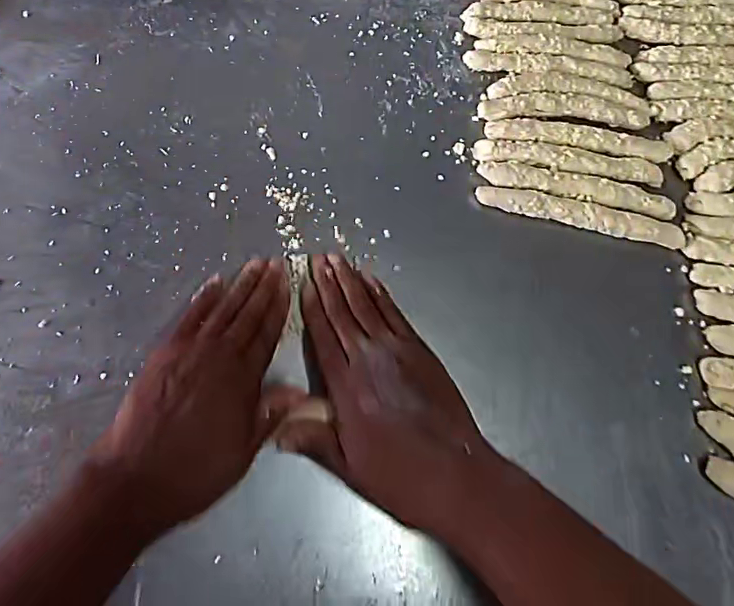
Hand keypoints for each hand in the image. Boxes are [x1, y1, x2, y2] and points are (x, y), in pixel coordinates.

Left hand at [83, 259, 304, 536]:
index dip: (278, 307)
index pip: (267, 334)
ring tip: (255, 265)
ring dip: (241, 285)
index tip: (288, 285)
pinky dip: (205, 297)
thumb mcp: (242, 452)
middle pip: (247, 314)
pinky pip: (191, 315)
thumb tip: (303, 393)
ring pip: (223, 308)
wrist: (136, 475)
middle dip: (264, 288)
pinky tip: (216, 282)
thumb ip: (271, 415)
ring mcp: (191, 349)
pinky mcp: (166, 350)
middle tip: (276, 264)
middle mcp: (220, 355)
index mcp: (243, 379)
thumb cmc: (195, 471)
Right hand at [277, 254, 495, 534]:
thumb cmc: (400, 475)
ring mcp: (396, 351)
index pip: (323, 337)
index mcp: (347, 387)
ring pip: (366, 306)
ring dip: (350, 281)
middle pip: (342, 313)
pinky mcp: (419, 350)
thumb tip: (278, 431)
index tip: (304, 285)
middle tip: (317, 259)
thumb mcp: (349, 466)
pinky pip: (393, 314)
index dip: (312, 308)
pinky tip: (370, 281)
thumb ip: (314, 439)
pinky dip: (380, 294)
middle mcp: (368, 360)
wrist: (455, 474)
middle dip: (328, 284)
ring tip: (337, 260)